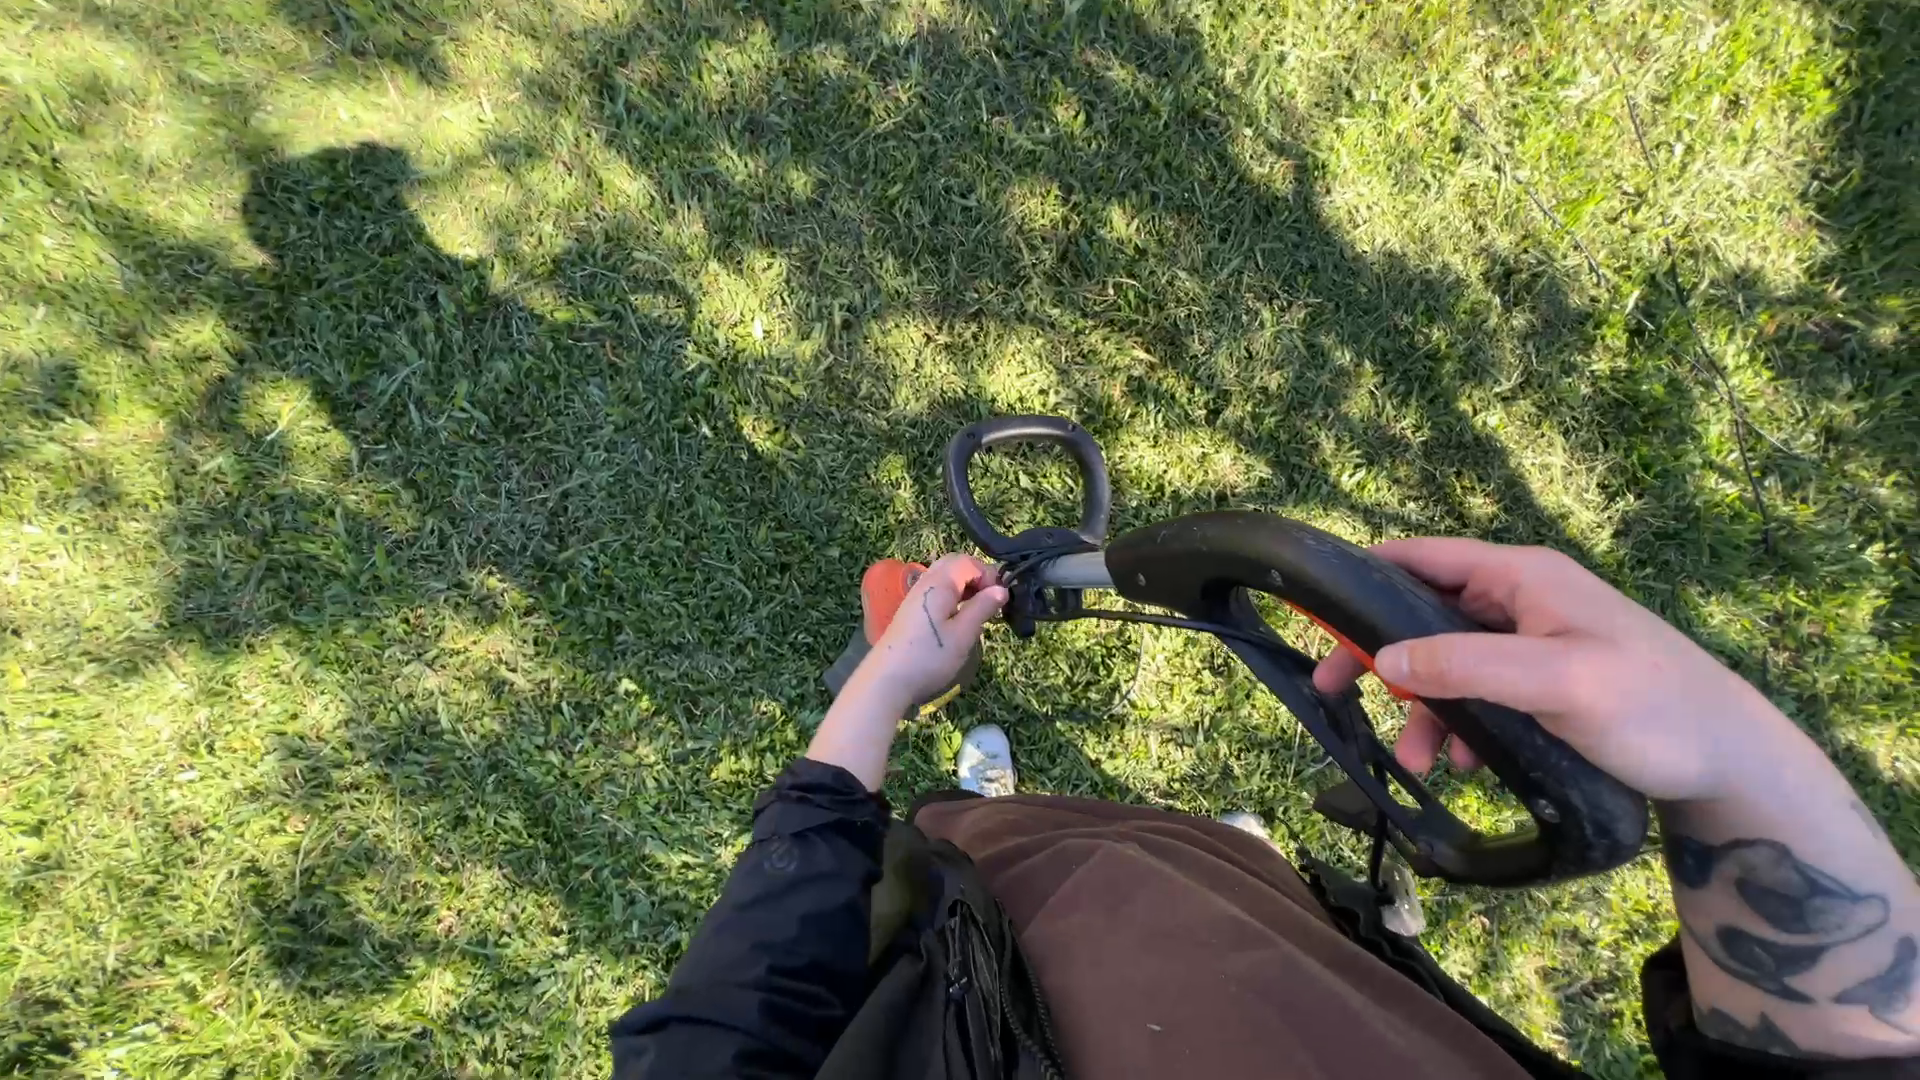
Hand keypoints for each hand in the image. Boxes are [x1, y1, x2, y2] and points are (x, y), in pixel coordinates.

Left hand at [853, 553, 1007, 709]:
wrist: (887, 680)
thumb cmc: (929, 656)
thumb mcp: (963, 634)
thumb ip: (983, 607)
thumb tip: (1001, 589)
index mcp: (939, 582)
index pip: (968, 561)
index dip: (989, 575)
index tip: (1000, 599)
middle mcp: (925, 582)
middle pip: (955, 564)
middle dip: (977, 576)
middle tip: (991, 600)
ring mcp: (916, 596)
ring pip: (945, 577)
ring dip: (965, 587)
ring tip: (979, 611)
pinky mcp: (911, 611)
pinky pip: (937, 591)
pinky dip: (953, 596)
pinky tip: (960, 618)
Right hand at [1310, 538, 1806, 802]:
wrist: (1738, 770)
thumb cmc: (1654, 709)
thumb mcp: (1554, 681)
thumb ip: (1463, 664)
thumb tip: (1380, 660)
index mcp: (1519, 576)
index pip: (1421, 556)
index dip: (1363, 576)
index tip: (1316, 611)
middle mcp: (1516, 599)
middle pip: (1418, 613)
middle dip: (1375, 655)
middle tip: (1330, 688)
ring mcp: (1526, 640)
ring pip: (1441, 661)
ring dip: (1420, 708)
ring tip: (1412, 760)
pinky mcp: (1535, 679)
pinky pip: (1472, 692)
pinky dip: (1456, 724)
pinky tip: (1461, 763)